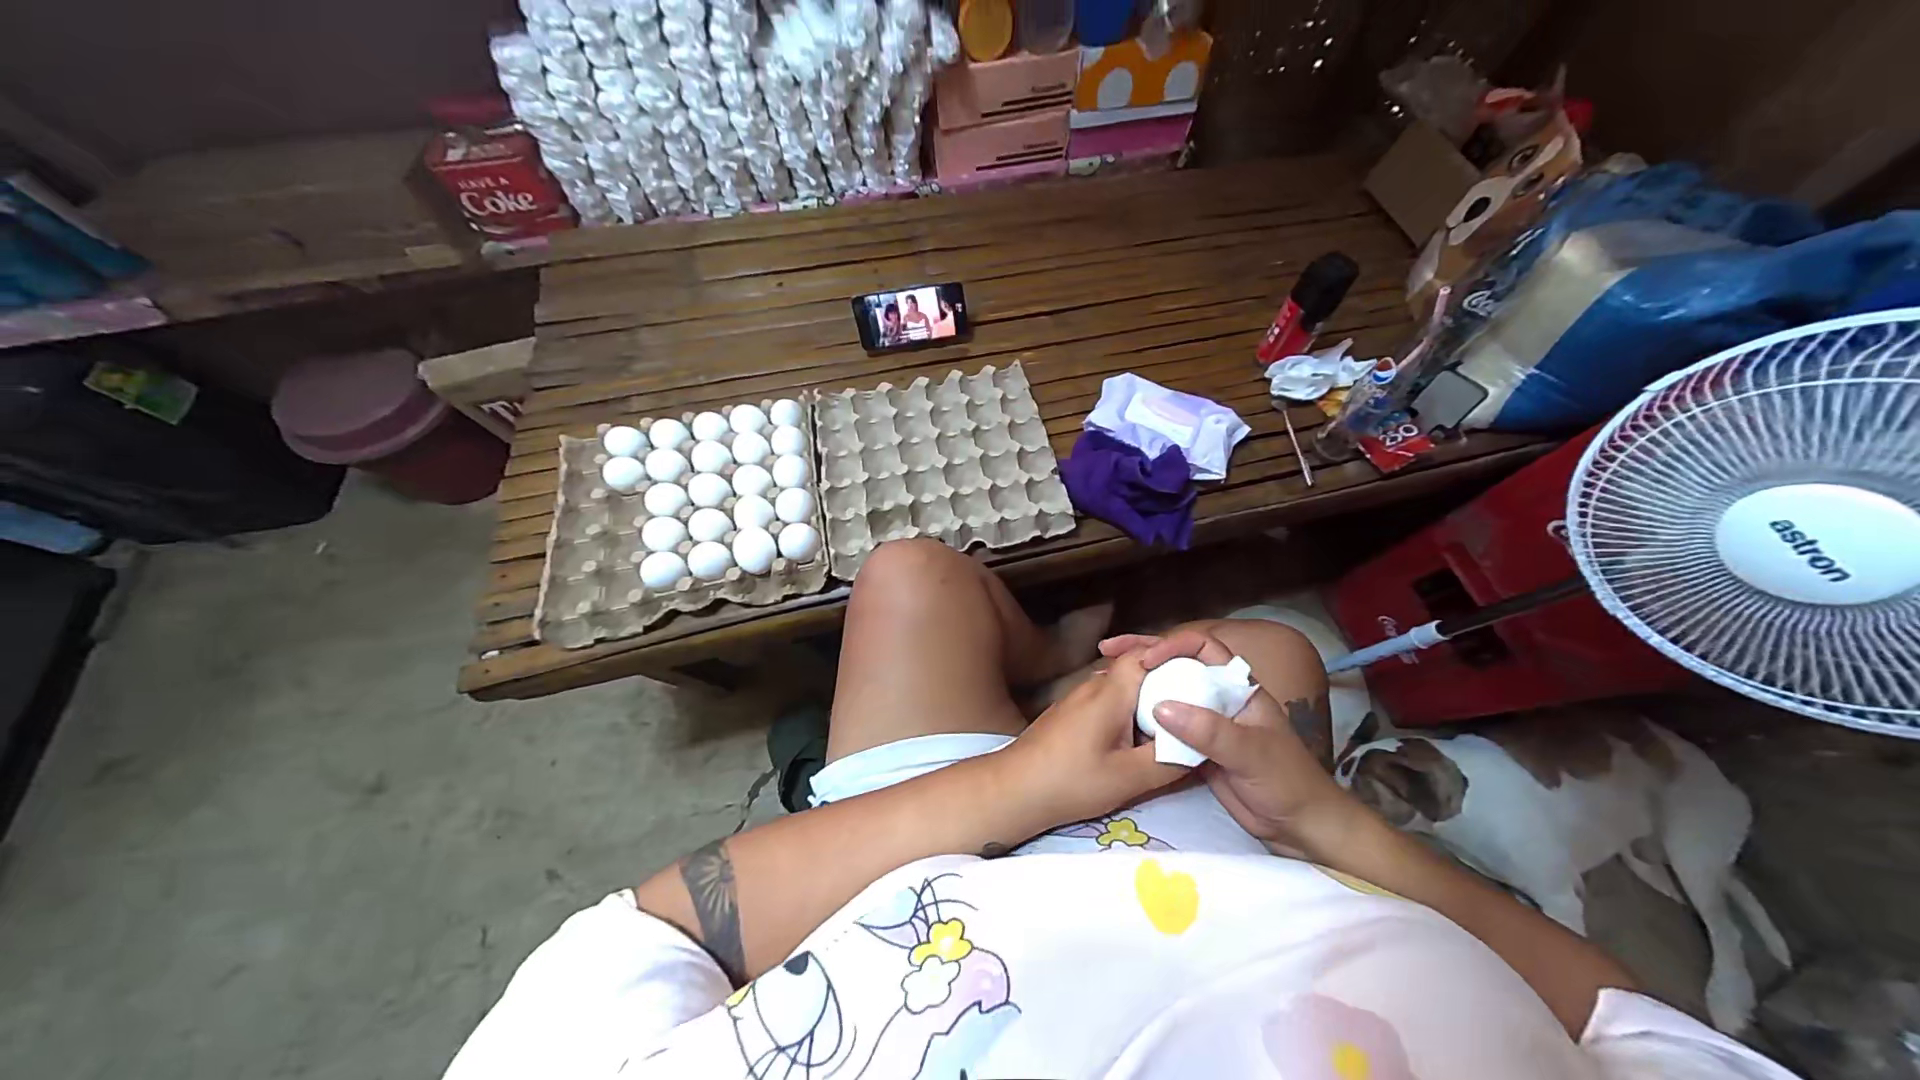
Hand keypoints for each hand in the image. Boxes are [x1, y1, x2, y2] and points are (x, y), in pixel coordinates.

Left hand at [1000, 648, 1188, 829]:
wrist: (1014, 788)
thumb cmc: (1072, 781)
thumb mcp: (1130, 778)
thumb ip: (1170, 758)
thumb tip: (1201, 743)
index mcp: (1110, 692)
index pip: (1145, 654)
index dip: (1175, 658)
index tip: (1201, 676)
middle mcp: (1092, 685)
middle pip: (1135, 669)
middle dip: (1165, 681)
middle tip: (1195, 703)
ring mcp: (1076, 697)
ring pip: (1120, 686)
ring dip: (1144, 698)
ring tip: (1170, 722)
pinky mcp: (1068, 712)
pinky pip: (1105, 700)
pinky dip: (1125, 710)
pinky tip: (1134, 736)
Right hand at [1106, 629, 1360, 857]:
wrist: (1298, 827)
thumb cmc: (1285, 781)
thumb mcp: (1250, 752)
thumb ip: (1209, 730)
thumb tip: (1160, 707)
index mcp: (1238, 687)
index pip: (1202, 648)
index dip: (1173, 646)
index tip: (1145, 658)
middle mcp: (1218, 697)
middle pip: (1177, 664)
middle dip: (1144, 654)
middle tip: (1108, 650)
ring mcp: (1205, 722)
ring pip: (1166, 692)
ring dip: (1137, 683)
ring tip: (1103, 679)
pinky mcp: (1194, 747)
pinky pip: (1164, 724)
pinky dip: (1141, 716)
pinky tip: (1118, 716)